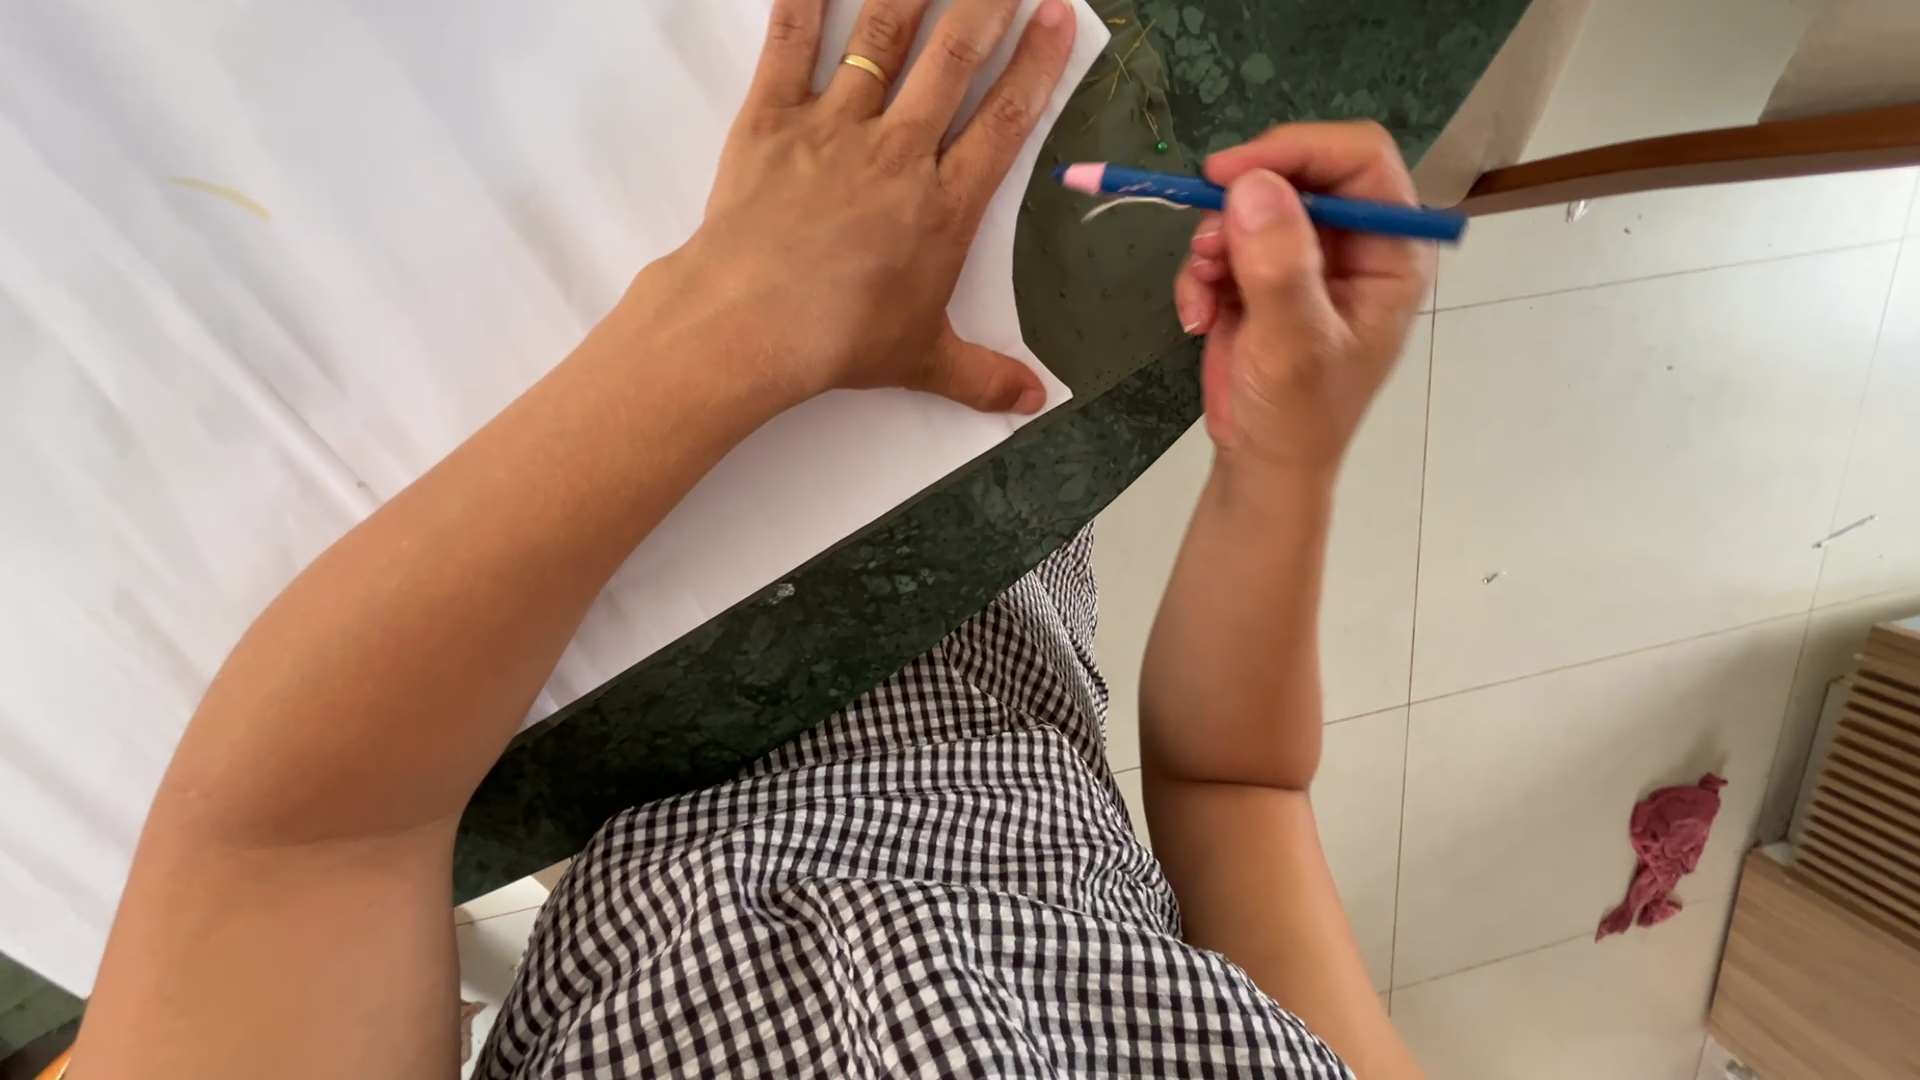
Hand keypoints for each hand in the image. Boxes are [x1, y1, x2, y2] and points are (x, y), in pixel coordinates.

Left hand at [621, 0, 1076, 414]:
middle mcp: (898, 153)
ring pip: (884, 35)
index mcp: (943, 207)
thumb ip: (983, 377)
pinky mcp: (773, 117)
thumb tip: (1033, 403)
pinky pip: (792, 37)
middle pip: (952, 59)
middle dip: (987, 4)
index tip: (1057, 20)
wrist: (754, 325)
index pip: (1003, 122)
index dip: (1035, 67)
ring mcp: (835, 127)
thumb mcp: (924, 361)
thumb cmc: (842, 341)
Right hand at [1172, 122, 1431, 475]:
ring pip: (1248, 211)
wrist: (1260, 463)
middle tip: (1205, 246)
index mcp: (1387, 253)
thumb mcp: (1292, 344)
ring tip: (1201, 297)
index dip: (1296, 152)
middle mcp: (1347, 247)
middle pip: (1295, 179)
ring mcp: (1298, 263)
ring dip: (1212, 248)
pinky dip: (1198, 279)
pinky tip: (1196, 319)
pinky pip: (1221, 251)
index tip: (1229, 173)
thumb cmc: (1296, 415)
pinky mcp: (1256, 284)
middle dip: (1240, 208)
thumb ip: (1278, 266)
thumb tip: (1249, 186)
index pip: (1358, 163)